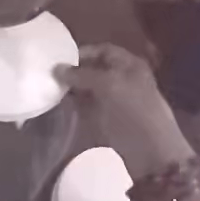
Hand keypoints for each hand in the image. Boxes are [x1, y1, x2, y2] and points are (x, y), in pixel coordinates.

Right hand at [57, 43, 193, 173]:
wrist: (149, 150)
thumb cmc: (134, 111)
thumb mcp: (109, 85)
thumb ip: (82, 75)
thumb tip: (56, 69)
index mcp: (129, 66)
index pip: (103, 50)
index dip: (83, 52)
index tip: (60, 59)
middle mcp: (121, 79)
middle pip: (93, 69)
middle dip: (74, 70)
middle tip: (50, 74)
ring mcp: (112, 100)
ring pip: (87, 88)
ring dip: (71, 87)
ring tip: (50, 87)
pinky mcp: (104, 118)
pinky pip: (85, 106)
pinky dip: (73, 103)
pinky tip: (59, 103)